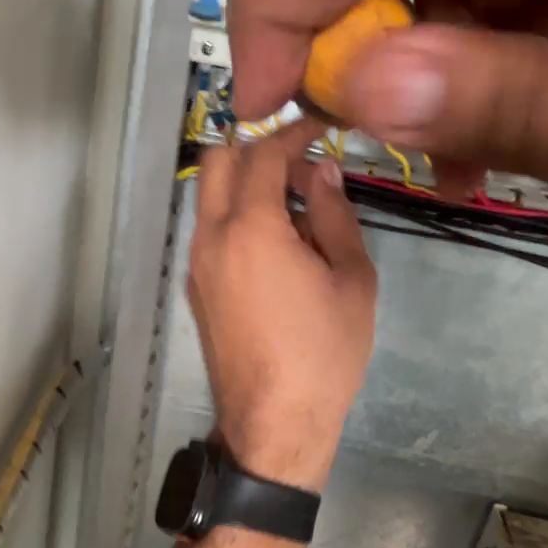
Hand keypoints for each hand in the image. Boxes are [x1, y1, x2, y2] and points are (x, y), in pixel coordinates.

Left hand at [188, 128, 377, 493]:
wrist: (275, 421)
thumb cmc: (324, 352)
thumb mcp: (351, 279)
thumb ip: (334, 215)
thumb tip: (322, 172)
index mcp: (250, 228)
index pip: (262, 155)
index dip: (292, 133)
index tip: (319, 126)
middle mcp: (210, 238)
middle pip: (217, 163)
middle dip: (256, 149)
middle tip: (300, 166)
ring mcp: (196, 266)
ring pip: (209, 199)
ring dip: (246, 186)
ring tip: (296, 211)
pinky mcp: (196, 291)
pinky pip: (210, 233)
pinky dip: (236, 219)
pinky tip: (277, 247)